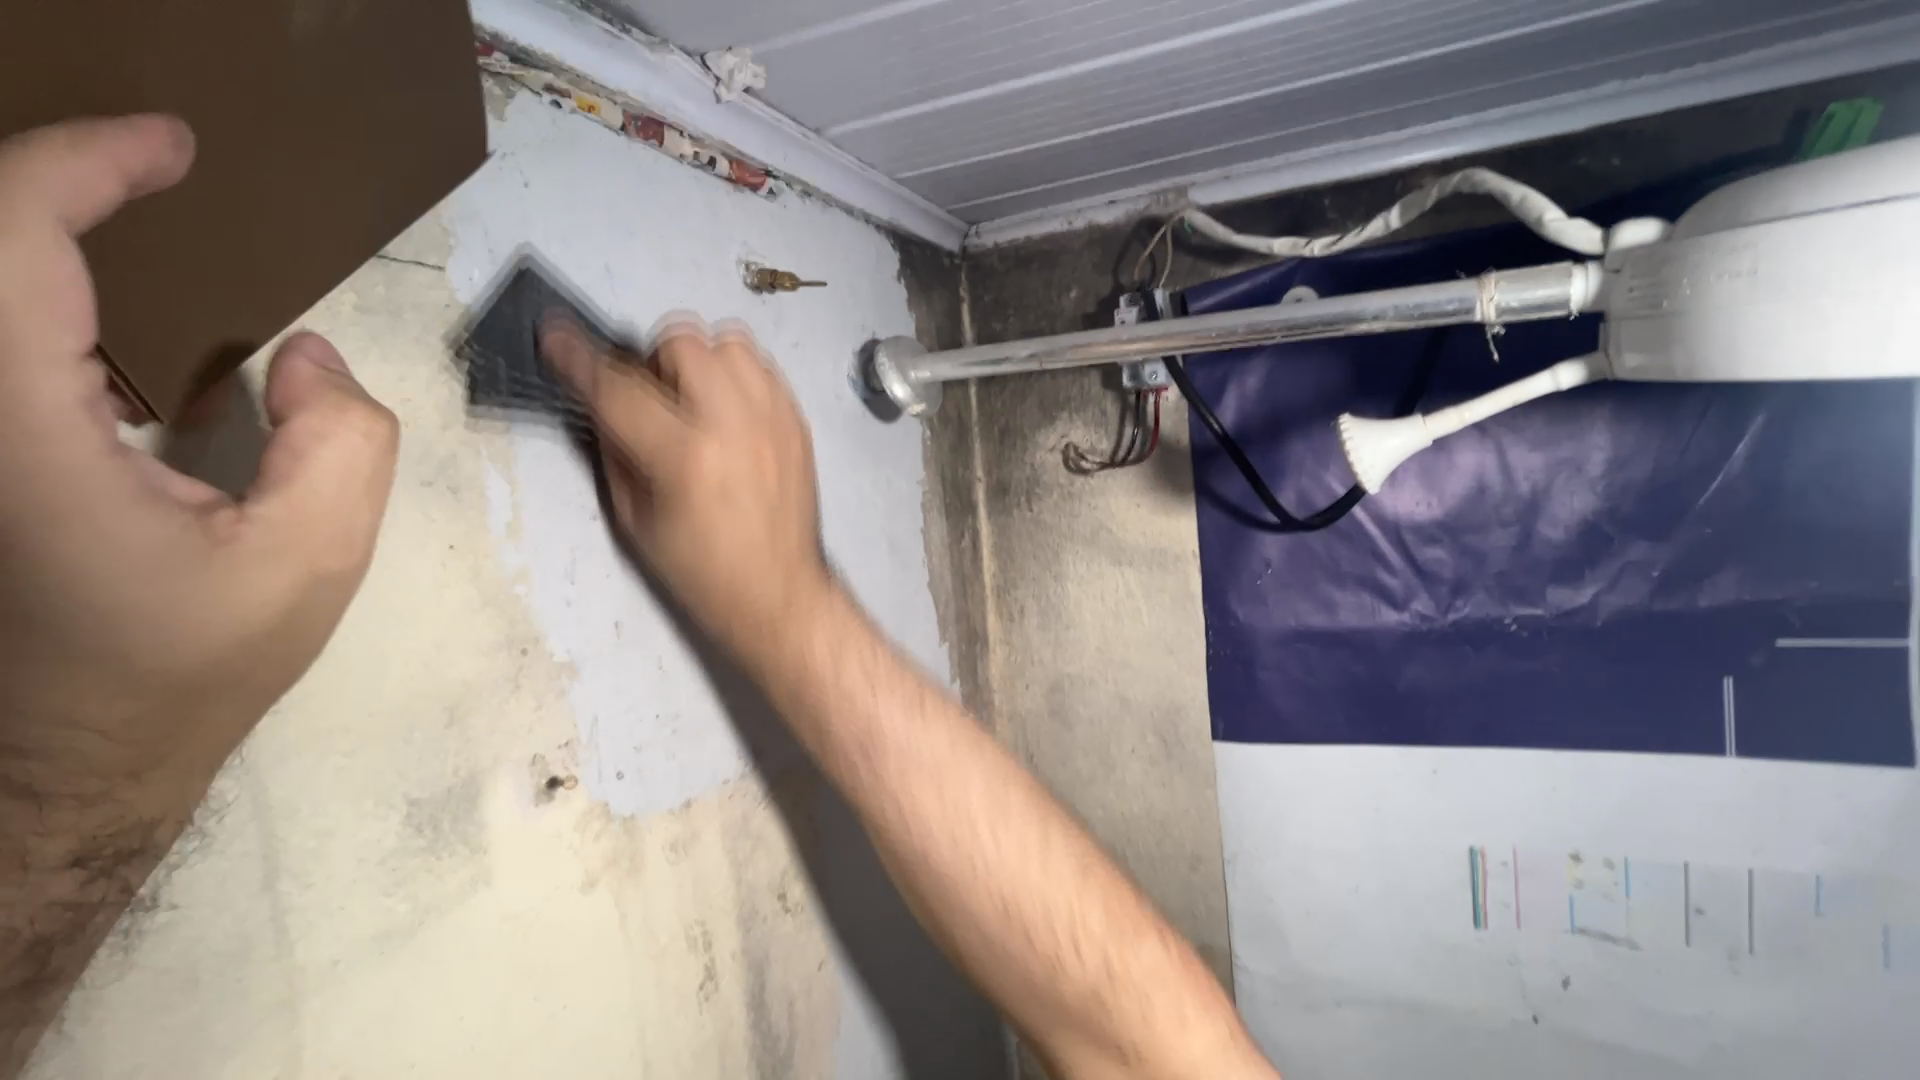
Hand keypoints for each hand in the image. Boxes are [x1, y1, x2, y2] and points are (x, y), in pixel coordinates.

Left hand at [0, 115, 399, 802]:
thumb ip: (343, 442)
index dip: (83, 165)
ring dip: (33, 228)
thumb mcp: (312, 560)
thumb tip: (306, 356)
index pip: (4, 240)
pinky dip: (37, 292)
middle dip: (54, 178)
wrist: (74, 756)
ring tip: (132, 210)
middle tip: (156, 164)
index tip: (174, 145)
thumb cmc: (192, 663)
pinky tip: (108, 313)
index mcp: (14, 427)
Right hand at [540, 314, 831, 667]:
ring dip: (702, 360)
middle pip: (682, 340)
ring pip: (730, 341)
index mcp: (684, 455)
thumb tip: (600, 398)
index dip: (577, 357)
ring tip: (697, 400)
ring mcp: (773, 418)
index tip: (554, 333)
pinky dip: (738, 377)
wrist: (779, 592)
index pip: (619, 387)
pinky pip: (763, 366)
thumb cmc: (699, 570)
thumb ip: (614, 448)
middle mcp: (733, 423)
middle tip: (654, 398)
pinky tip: (730, 412)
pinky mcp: (798, 422)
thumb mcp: (635, 518)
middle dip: (655, 361)